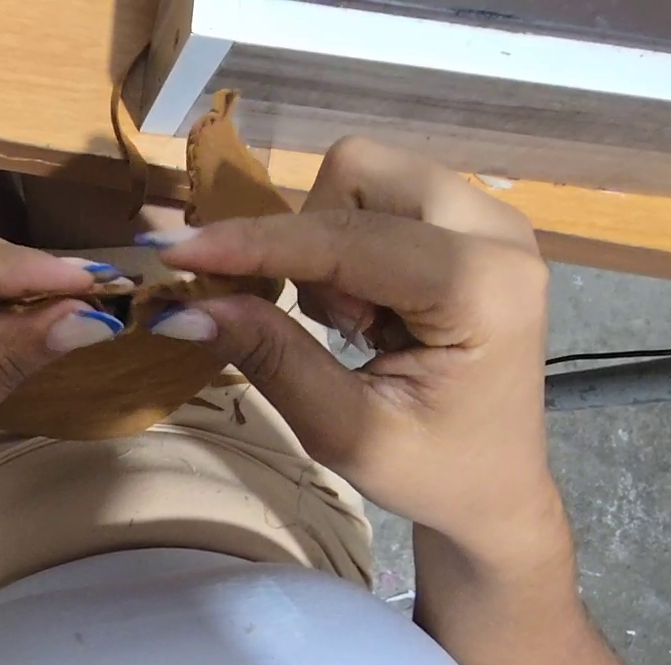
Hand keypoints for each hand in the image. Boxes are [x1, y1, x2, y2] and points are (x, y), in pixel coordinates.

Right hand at [157, 138, 556, 551]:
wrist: (494, 484)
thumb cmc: (430, 470)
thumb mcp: (343, 429)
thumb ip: (272, 360)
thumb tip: (187, 309)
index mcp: (482, 288)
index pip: (346, 239)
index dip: (253, 244)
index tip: (174, 253)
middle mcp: (495, 230)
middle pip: (358, 175)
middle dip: (304, 242)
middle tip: (320, 323)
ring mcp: (486, 220)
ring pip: (362, 181)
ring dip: (323, 250)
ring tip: (349, 327)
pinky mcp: (467, 227)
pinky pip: (375, 203)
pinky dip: (341, 252)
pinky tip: (364, 314)